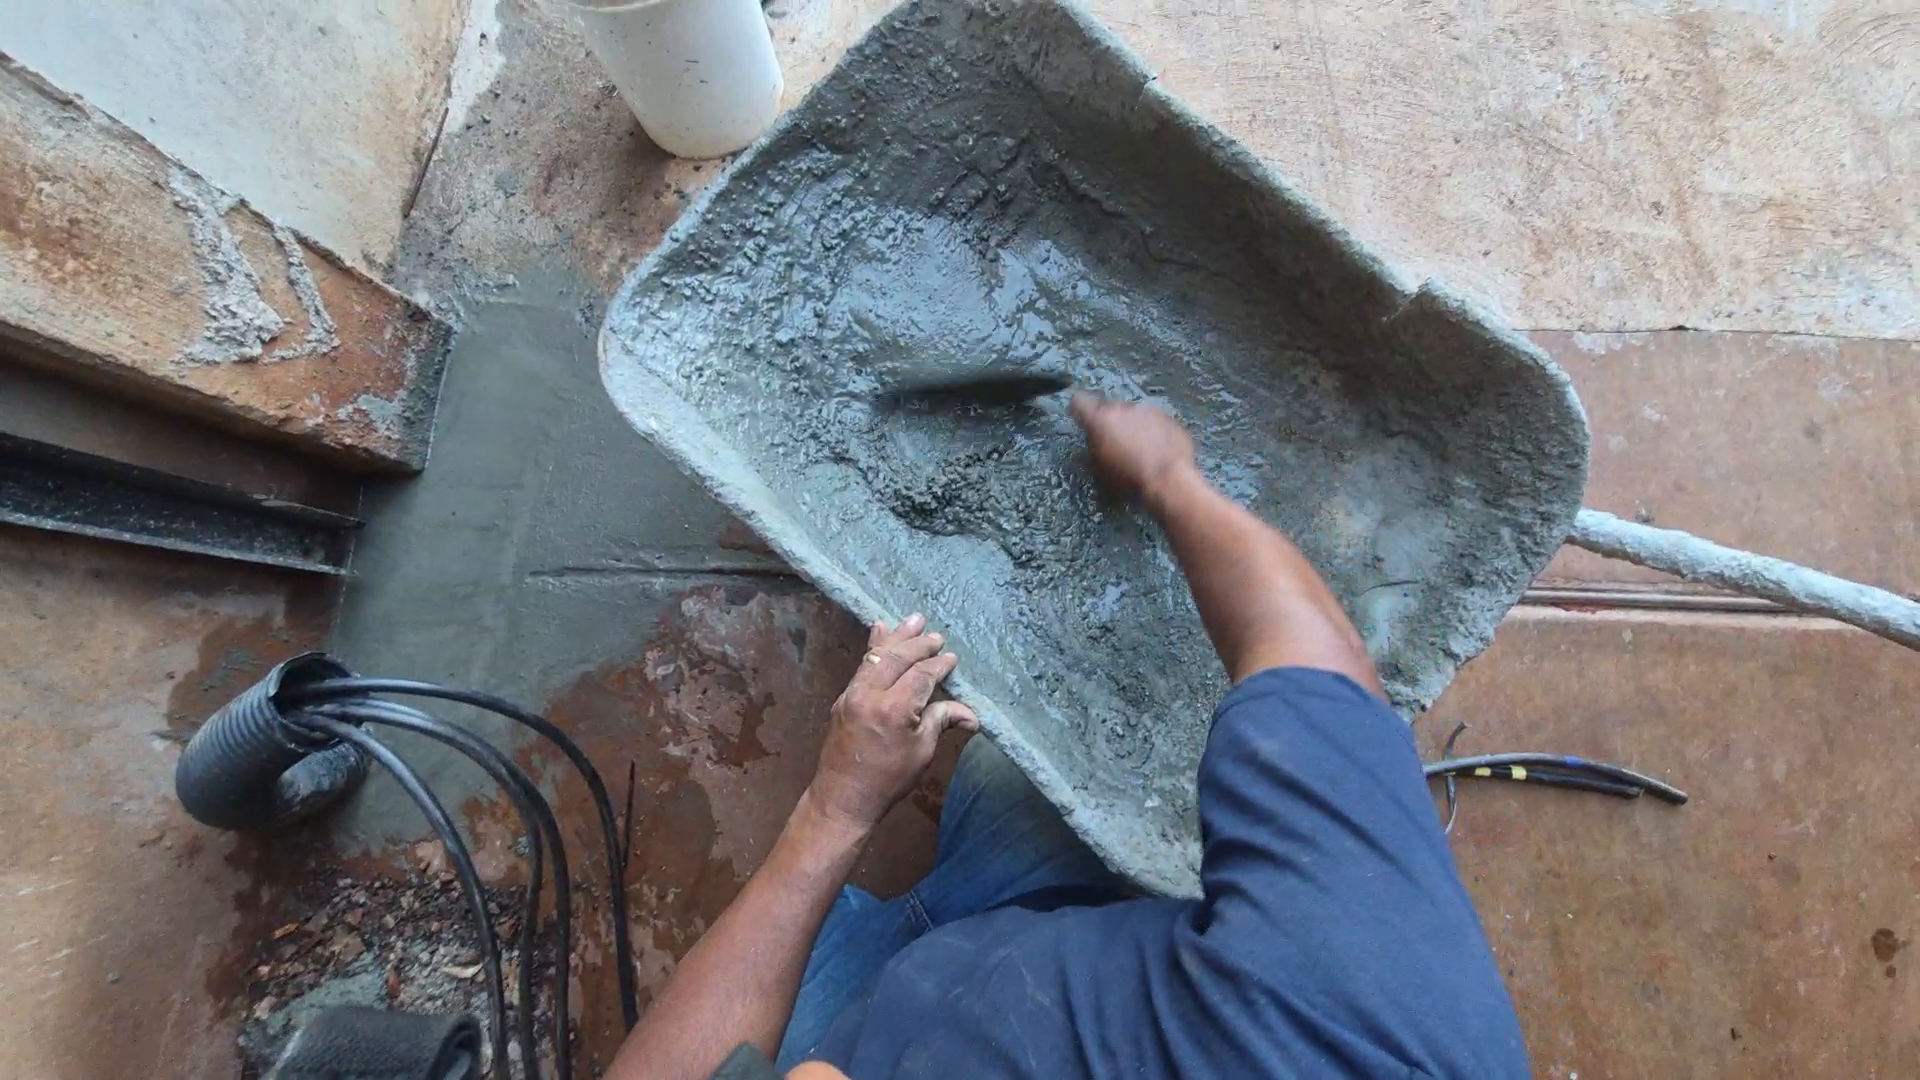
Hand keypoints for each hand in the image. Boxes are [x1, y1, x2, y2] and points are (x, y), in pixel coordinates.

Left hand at [806, 614, 977, 831]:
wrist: (843, 798)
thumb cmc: (889, 779)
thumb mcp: (922, 751)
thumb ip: (942, 721)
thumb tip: (972, 715)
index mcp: (894, 709)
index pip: (921, 675)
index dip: (939, 665)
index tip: (952, 658)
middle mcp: (871, 694)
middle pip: (899, 658)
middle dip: (919, 644)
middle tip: (937, 635)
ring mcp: (853, 693)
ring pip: (878, 656)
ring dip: (897, 636)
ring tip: (914, 619)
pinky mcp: (844, 697)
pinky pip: (862, 665)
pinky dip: (874, 646)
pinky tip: (880, 629)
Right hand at [1069, 393, 1198, 504]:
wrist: (1168, 479)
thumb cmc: (1129, 478)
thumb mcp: (1099, 470)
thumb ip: (1093, 447)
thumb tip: (1095, 442)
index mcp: (1100, 419)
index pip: (1079, 402)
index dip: (1078, 408)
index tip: (1078, 414)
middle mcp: (1122, 408)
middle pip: (1109, 407)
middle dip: (1109, 421)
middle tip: (1111, 441)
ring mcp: (1148, 411)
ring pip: (1134, 414)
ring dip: (1132, 426)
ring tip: (1136, 449)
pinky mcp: (1168, 419)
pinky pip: (1154, 422)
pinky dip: (1152, 432)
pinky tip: (1155, 450)